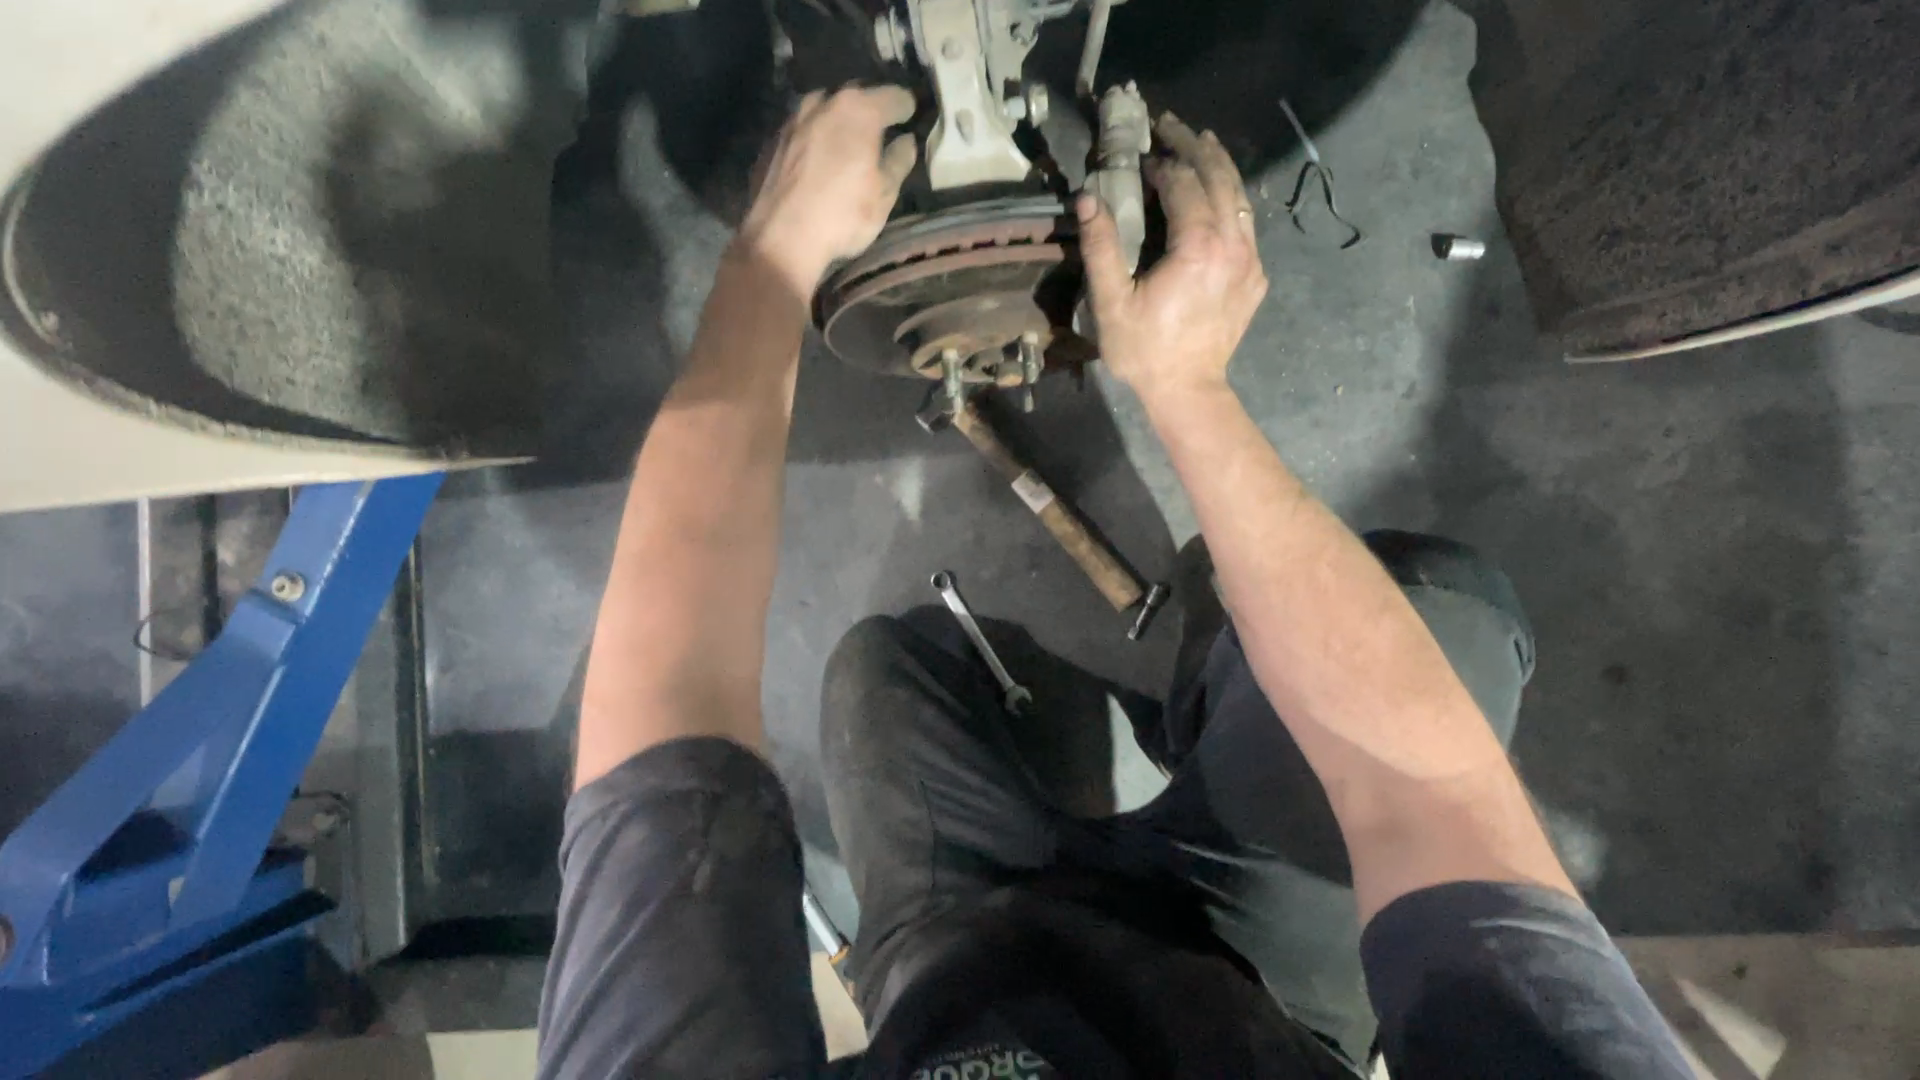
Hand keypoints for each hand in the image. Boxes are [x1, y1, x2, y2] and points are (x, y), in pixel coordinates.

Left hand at [736, 85, 918, 297]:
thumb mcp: (884, 195)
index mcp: (859, 110)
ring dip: (839, 123)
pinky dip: (816, 139)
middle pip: (856, 97)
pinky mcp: (773, 139)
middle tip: (881, 133)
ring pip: (825, 111)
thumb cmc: (842, 216)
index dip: (908, 109)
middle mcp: (824, 101)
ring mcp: (793, 118)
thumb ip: (899, 161)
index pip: (894, 96)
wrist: (781, 238)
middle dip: (871, 112)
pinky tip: (819, 162)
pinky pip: (804, 130)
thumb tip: (905, 142)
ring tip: (847, 145)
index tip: (912, 120)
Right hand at [1078, 113, 1268, 402]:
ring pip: (1241, 196)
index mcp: (1197, 246)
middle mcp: (1232, 244)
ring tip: (1201, 142)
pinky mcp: (1255, 276)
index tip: (1144, 158)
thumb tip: (1087, 198)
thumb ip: (1101, 246)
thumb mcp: (1112, 302)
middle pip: (1219, 178)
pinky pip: (1248, 224)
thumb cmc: (1144, 350)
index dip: (1163, 166)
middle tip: (1172, 126)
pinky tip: (1217, 195)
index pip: (1183, 184)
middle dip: (1195, 147)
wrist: (1188, 390)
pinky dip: (1232, 199)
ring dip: (1219, 165)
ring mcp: (1250, 260)